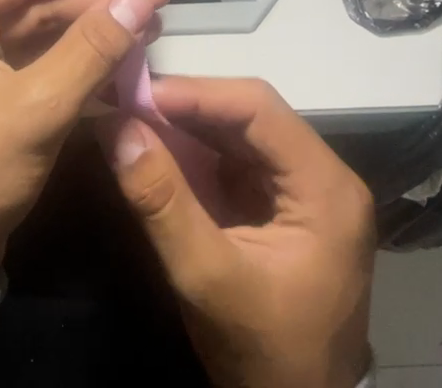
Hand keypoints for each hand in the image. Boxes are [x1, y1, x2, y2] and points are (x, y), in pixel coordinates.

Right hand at [103, 78, 374, 387]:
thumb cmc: (265, 349)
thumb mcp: (207, 277)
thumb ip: (161, 200)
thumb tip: (115, 126)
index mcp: (325, 188)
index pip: (258, 109)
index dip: (194, 92)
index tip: (134, 93)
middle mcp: (321, 177)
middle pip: (248, 114)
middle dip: (183, 105)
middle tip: (123, 101)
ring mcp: (300, 190)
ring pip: (236, 132)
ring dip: (182, 124)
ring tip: (129, 118)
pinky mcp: (277, 205)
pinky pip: (230, 159)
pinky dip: (189, 150)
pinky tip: (152, 148)